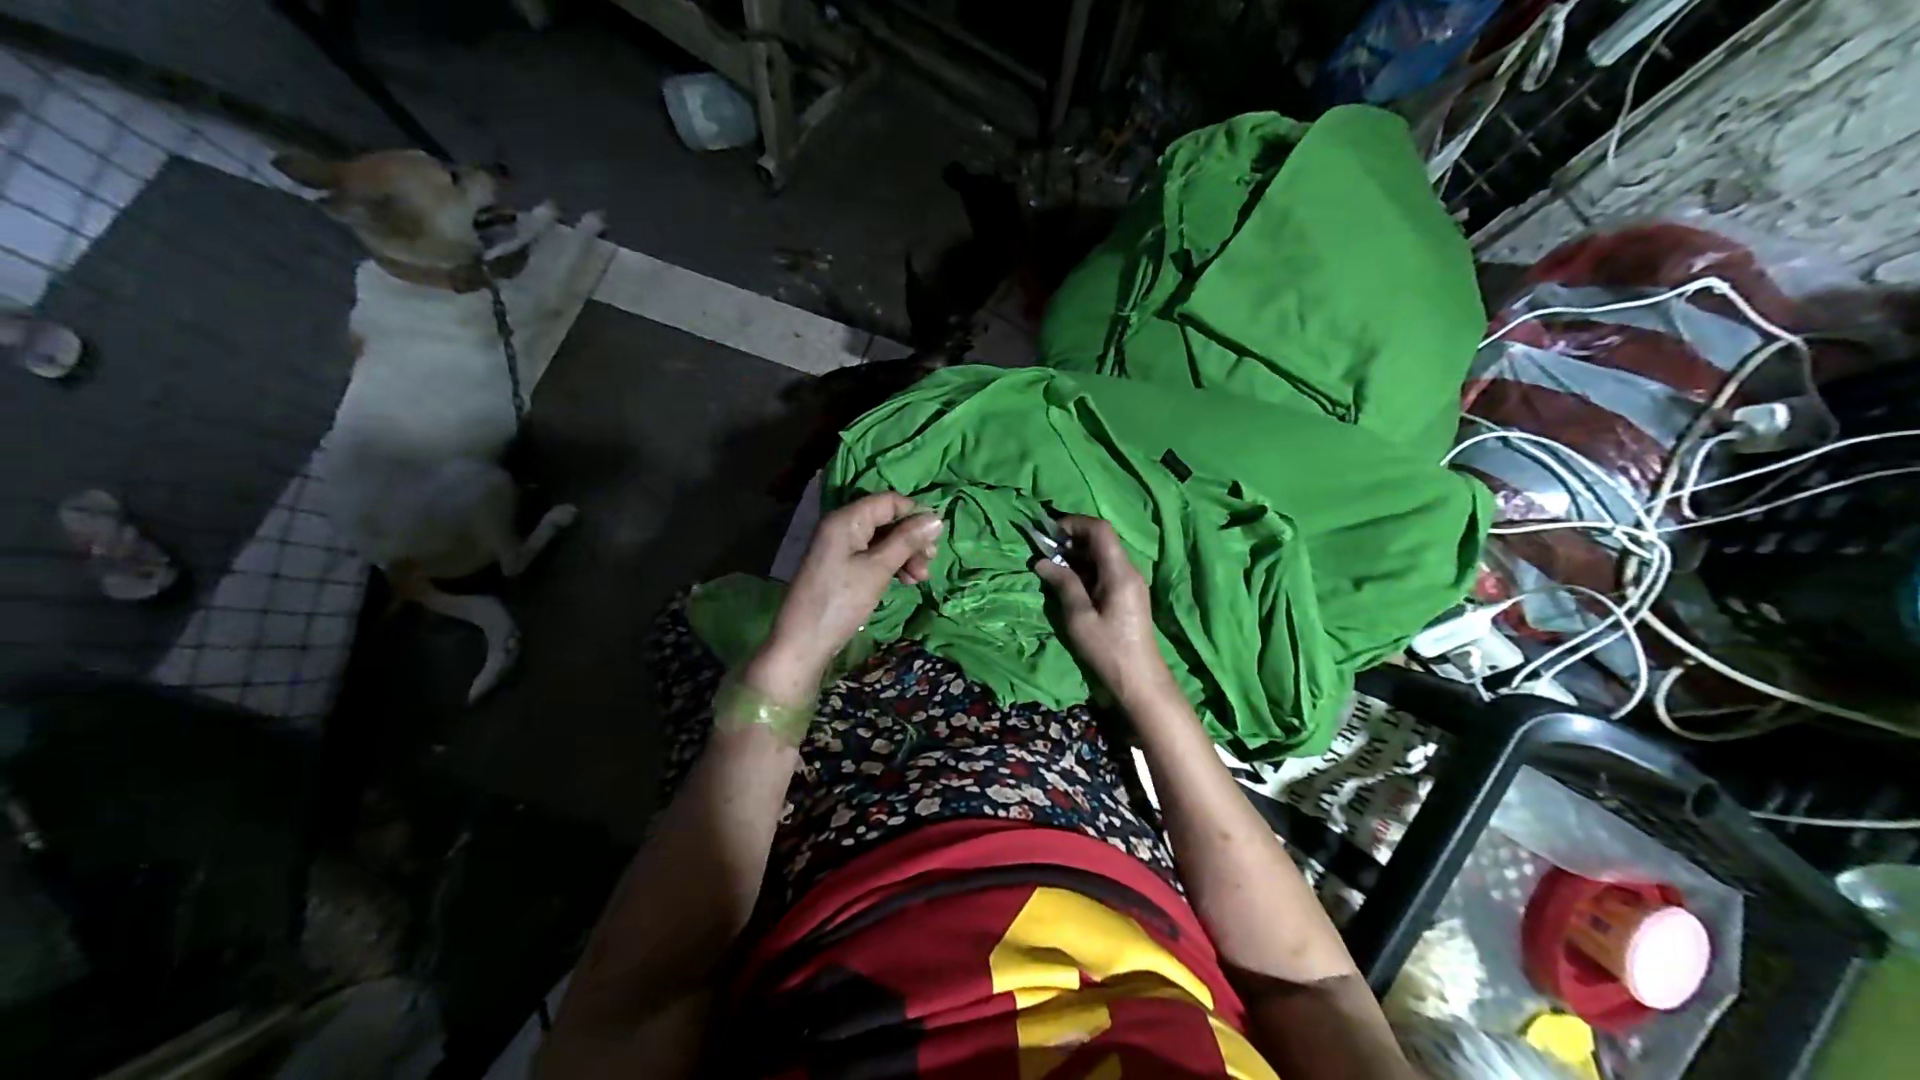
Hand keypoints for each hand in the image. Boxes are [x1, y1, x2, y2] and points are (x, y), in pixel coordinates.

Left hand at [746, 492, 942, 703]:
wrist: (803, 643)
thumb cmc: (841, 602)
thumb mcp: (878, 569)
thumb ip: (907, 541)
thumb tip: (937, 518)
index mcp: (846, 519)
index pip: (889, 501)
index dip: (915, 514)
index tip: (936, 538)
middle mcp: (842, 526)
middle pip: (887, 520)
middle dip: (912, 539)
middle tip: (929, 563)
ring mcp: (840, 547)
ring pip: (883, 540)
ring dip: (905, 555)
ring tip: (918, 579)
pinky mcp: (841, 567)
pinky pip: (872, 556)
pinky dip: (891, 565)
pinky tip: (905, 581)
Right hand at [1031, 515, 1177, 708]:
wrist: (1139, 679)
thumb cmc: (1108, 650)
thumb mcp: (1079, 618)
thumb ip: (1063, 584)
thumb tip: (1042, 561)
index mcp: (1120, 573)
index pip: (1100, 530)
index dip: (1074, 523)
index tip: (1050, 531)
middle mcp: (1129, 572)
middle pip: (1101, 540)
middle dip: (1072, 538)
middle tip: (1044, 548)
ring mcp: (1130, 583)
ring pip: (1102, 555)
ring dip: (1076, 555)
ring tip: (1050, 564)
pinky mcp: (1127, 595)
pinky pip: (1105, 570)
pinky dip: (1084, 569)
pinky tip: (1066, 581)